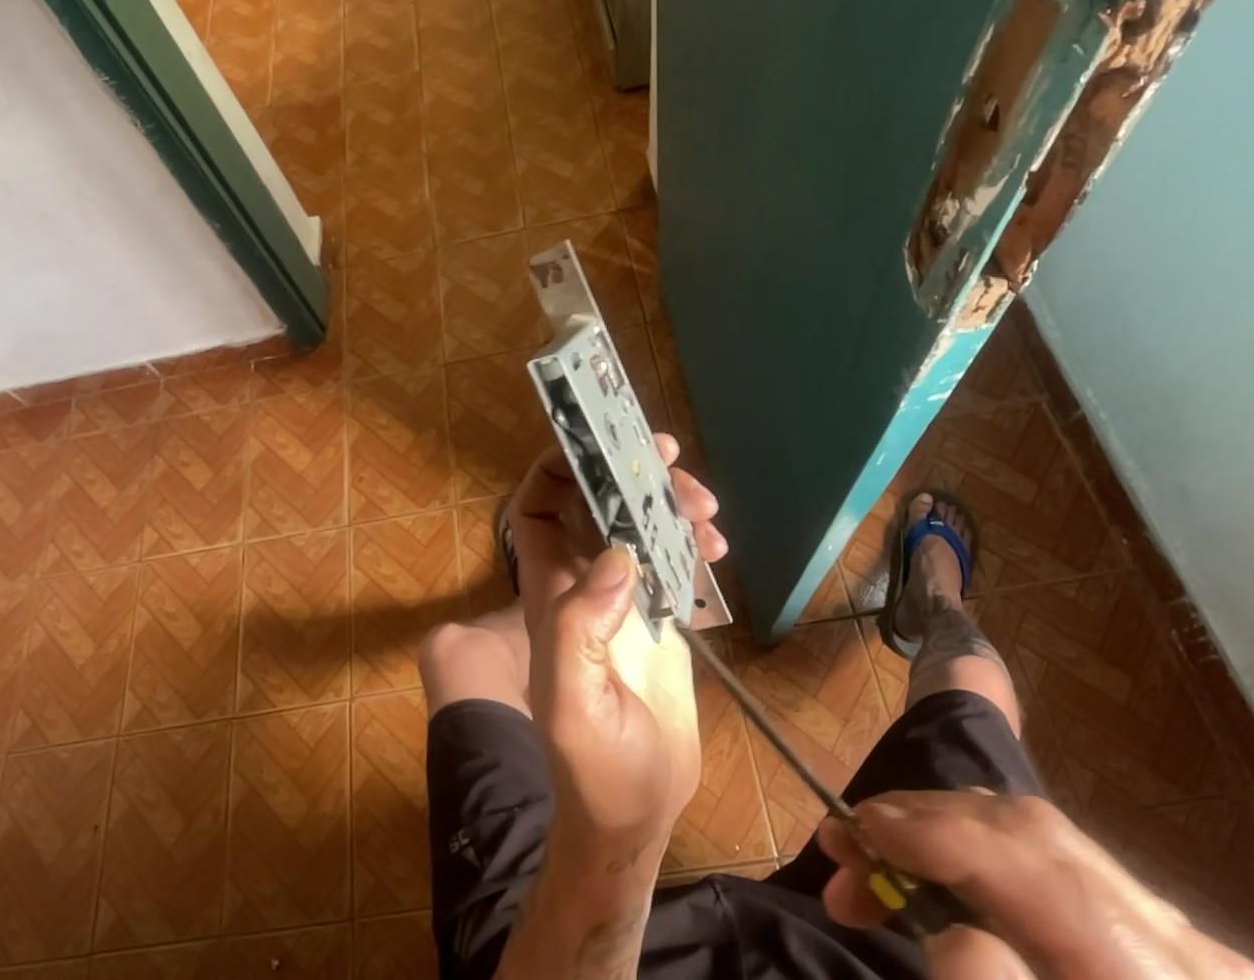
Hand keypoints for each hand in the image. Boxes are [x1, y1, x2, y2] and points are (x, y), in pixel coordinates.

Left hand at [509, 433, 726, 846]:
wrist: (637, 811)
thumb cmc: (599, 769)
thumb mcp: (577, 705)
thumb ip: (582, 630)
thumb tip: (615, 555)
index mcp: (550, 597)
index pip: (536, 510)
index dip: (556, 468)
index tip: (601, 442)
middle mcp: (581, 588)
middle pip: (594, 505)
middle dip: (628, 475)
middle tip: (677, 467)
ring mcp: (622, 601)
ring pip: (637, 526)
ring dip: (669, 505)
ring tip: (709, 514)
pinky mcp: (658, 619)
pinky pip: (671, 559)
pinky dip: (691, 542)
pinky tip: (717, 550)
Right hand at [818, 791, 1253, 979]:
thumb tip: (948, 935)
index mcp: (1148, 977)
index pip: (1035, 871)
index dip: (938, 835)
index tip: (853, 827)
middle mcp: (1179, 943)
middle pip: (1032, 833)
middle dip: (921, 820)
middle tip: (843, 848)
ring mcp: (1175, 933)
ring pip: (1038, 834)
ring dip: (939, 828)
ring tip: (875, 857)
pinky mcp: (1156, 935)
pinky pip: (1050, 858)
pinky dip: (976, 847)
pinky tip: (936, 870)